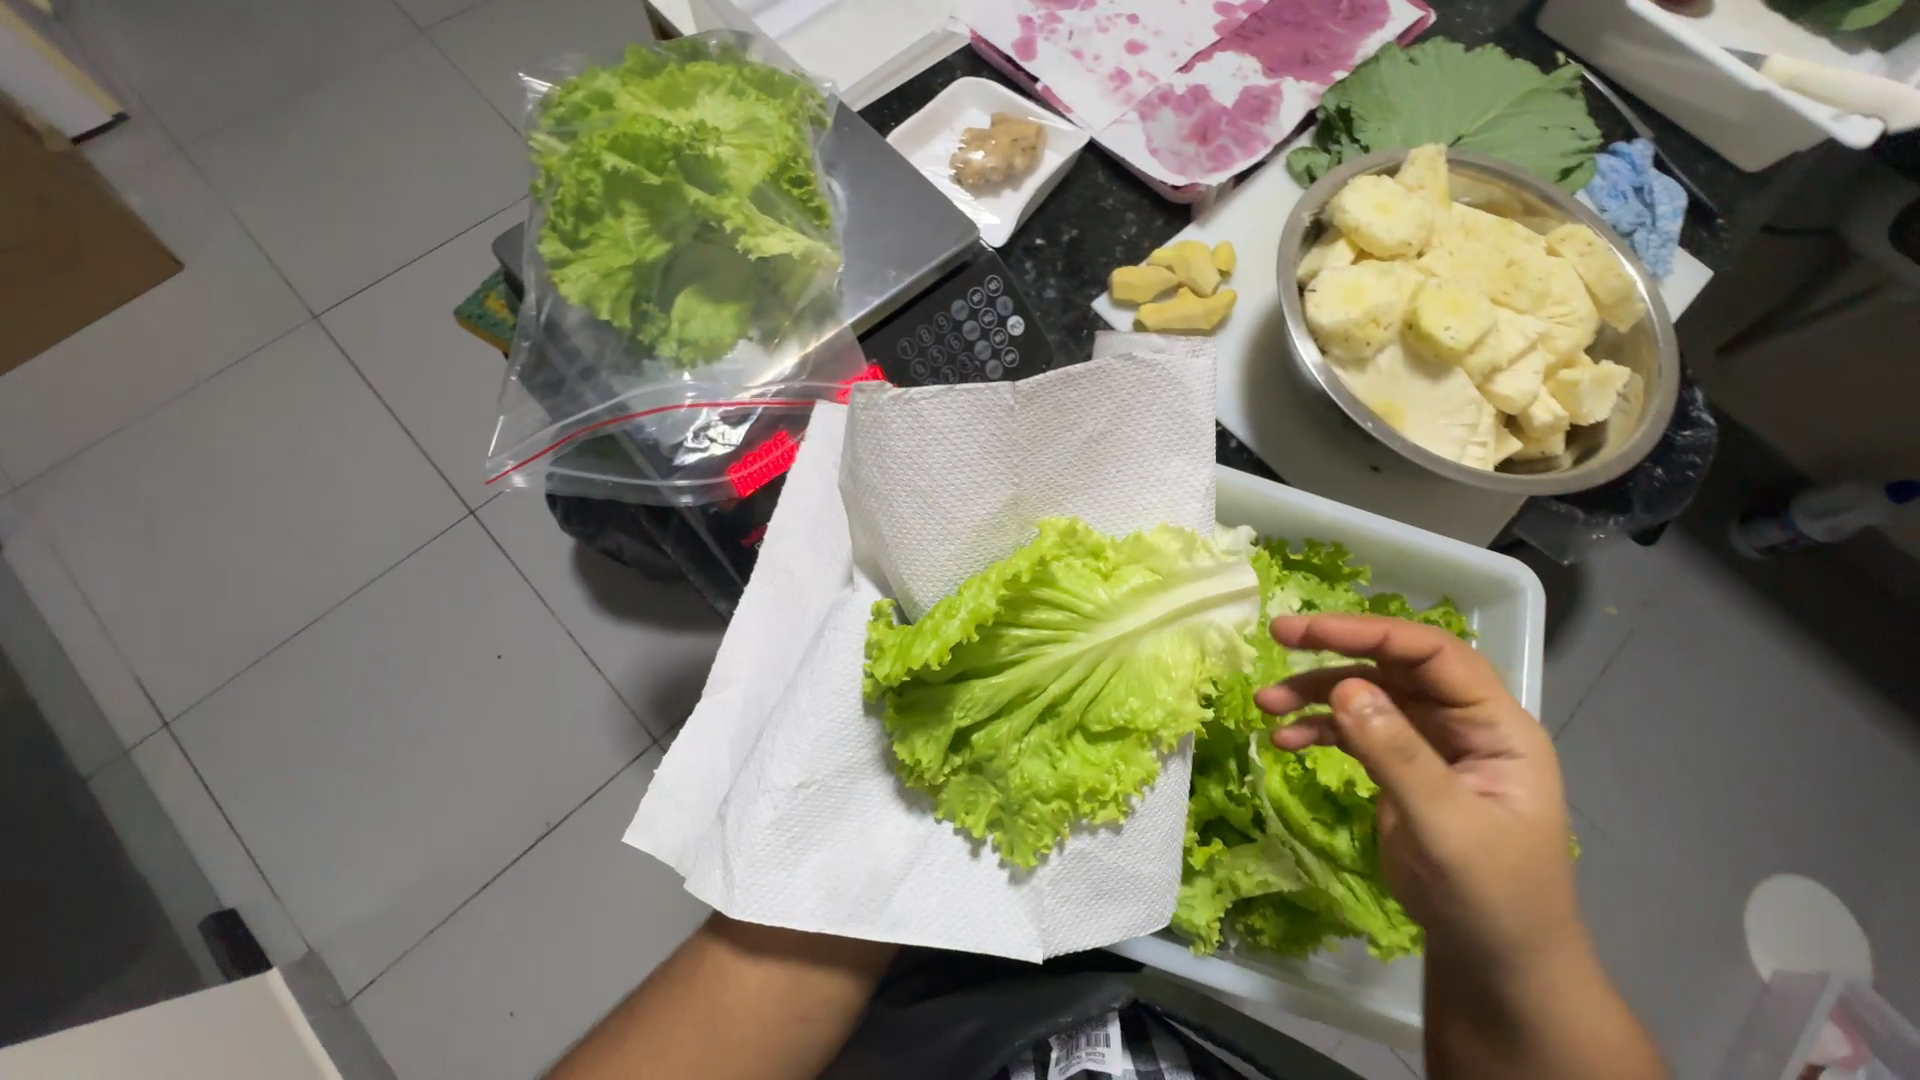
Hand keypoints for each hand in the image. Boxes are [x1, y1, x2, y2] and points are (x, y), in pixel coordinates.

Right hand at [1253, 614, 1577, 968]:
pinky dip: (1318, 731)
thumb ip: (1396, 755)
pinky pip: (1354, 733)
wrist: (1496, 960)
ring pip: (1367, 697)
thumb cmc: (1491, 895)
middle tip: (1278, 636)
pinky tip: (1284, 742)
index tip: (1309, 631)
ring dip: (1316, 694)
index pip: (1434, 655)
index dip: (1372, 634)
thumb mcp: (1445, 825)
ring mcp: (1431, 746)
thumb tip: (1343, 689)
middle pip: (1394, 667)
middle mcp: (1463, 723)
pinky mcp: (1401, 770)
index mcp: (1496, 725)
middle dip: (1335, 652)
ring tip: (1266, 703)